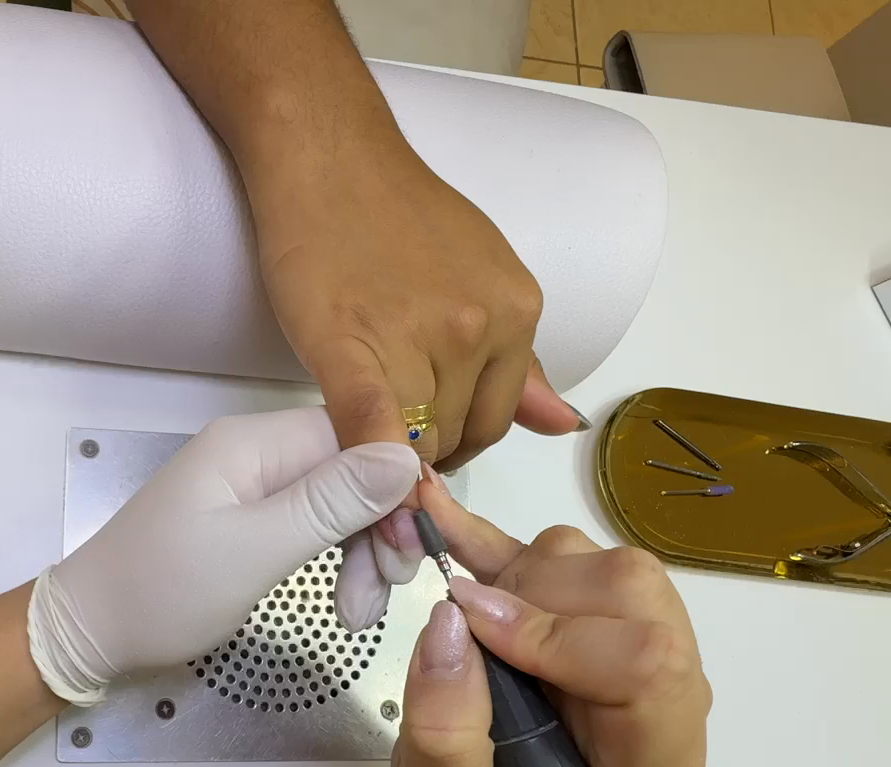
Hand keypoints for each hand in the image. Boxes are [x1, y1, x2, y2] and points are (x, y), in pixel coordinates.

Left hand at [29, 408, 416, 703]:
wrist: (91, 629)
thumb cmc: (165, 592)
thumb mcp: (253, 551)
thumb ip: (329, 503)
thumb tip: (404, 454)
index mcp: (252, 442)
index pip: (354, 435)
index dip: (396, 485)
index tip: (413, 545)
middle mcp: (254, 451)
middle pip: (349, 470)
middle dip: (379, 527)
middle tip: (388, 587)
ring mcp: (249, 485)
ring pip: (335, 502)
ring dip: (360, 552)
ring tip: (358, 613)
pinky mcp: (246, 518)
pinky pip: (310, 524)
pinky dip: (334, 560)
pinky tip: (343, 599)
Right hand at [249, 144, 582, 471]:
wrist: (328, 164)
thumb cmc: (394, 218)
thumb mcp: (483, 280)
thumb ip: (521, 362)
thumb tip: (563, 425)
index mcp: (516, 315)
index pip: (494, 423)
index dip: (455, 447)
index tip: (422, 450)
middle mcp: (481, 330)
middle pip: (456, 438)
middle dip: (423, 454)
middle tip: (384, 444)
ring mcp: (421, 339)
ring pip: (415, 443)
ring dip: (390, 457)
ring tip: (360, 437)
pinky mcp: (352, 349)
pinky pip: (372, 427)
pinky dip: (371, 462)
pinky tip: (360, 479)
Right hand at [390, 473, 710, 766]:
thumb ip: (447, 729)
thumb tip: (451, 618)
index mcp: (655, 748)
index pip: (644, 663)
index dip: (553, 633)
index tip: (469, 628)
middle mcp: (664, 681)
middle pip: (630, 591)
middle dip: (531, 594)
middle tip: (466, 622)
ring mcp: (630, 631)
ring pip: (598, 559)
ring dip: (518, 571)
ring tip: (468, 608)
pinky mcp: (580, 602)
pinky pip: (547, 550)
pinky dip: (485, 529)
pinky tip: (434, 505)